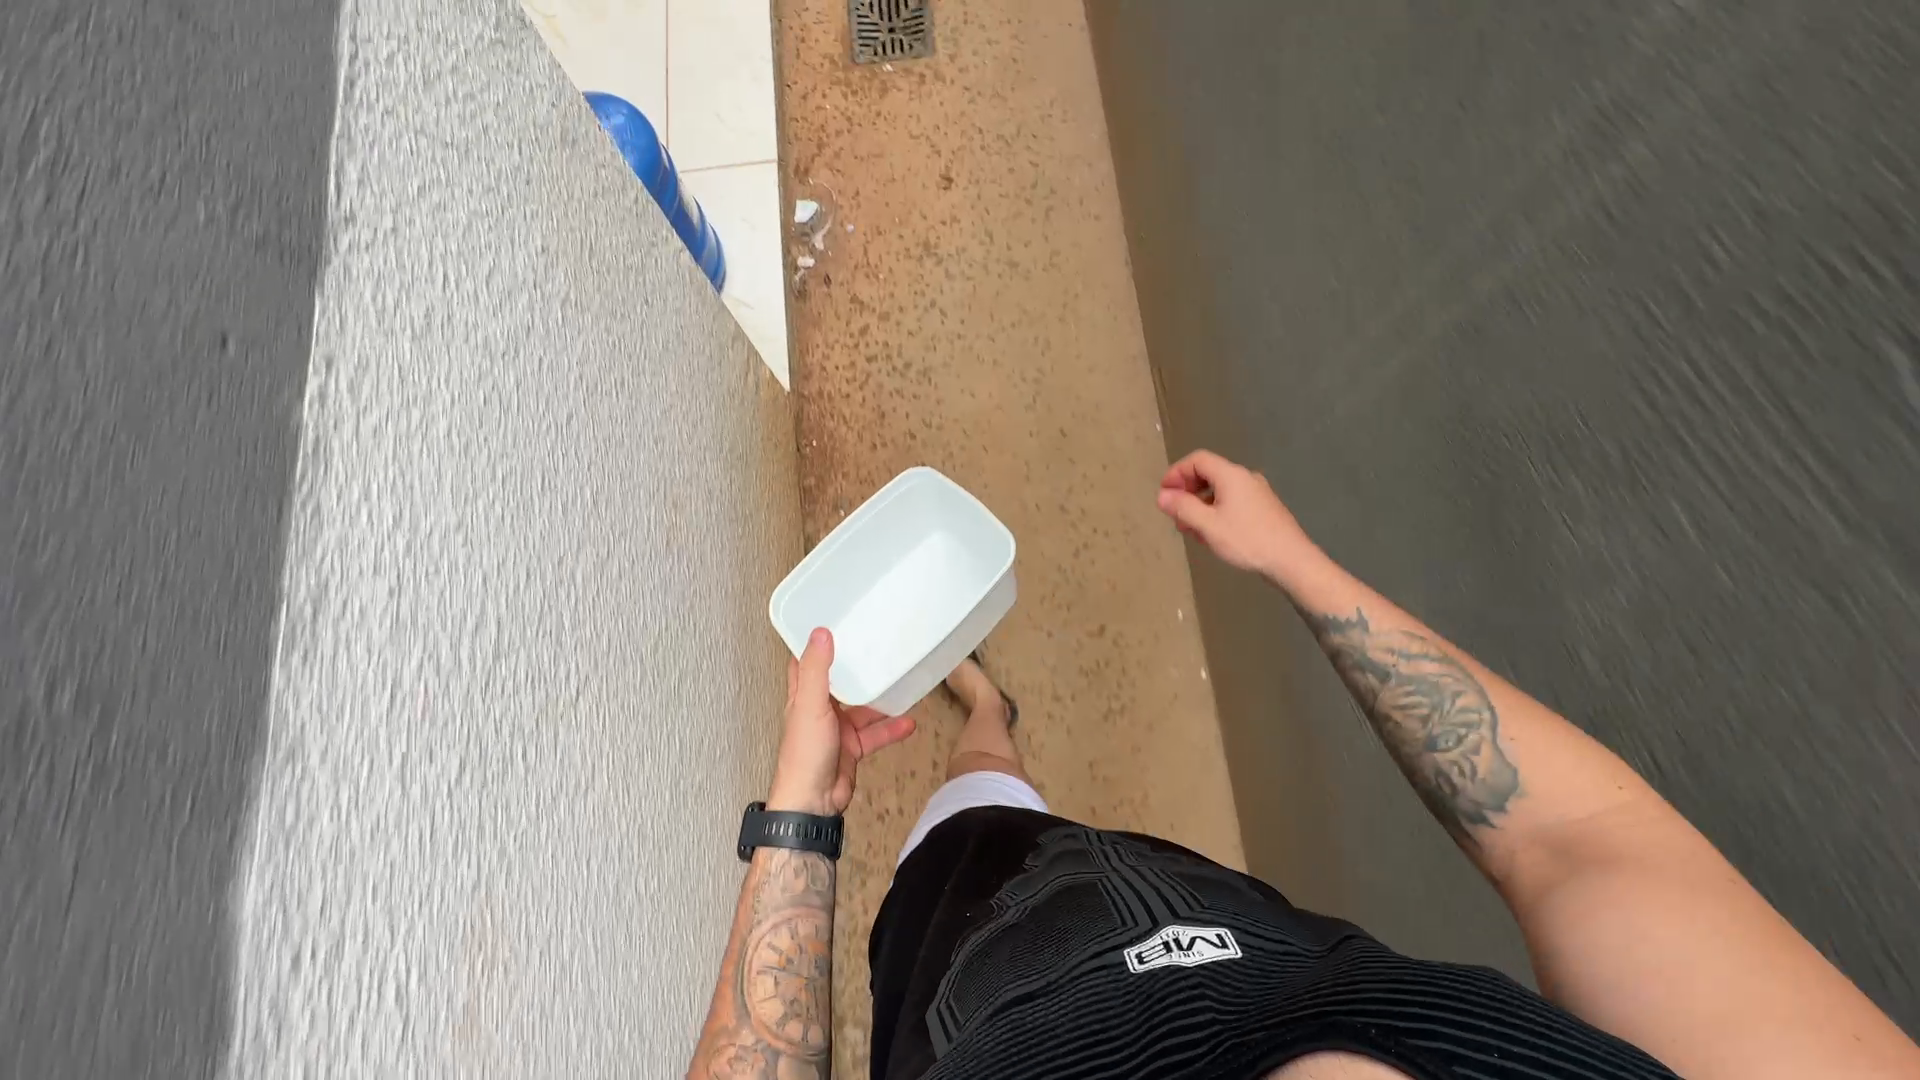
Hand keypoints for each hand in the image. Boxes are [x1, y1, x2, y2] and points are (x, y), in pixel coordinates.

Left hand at [767, 628, 916, 816]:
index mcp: (802, 696)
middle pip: (838, 682)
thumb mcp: (810, 705)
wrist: (814, 802)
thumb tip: (820, 633)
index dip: (816, 644)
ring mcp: (836, 729)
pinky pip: (875, 733)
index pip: (805, 662)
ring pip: (862, 708)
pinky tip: (908, 721)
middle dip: (855, 667)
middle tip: (877, 647)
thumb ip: (816, 670)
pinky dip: (891, 728)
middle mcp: (818, 710)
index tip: (833, 623)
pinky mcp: (852, 748)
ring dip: (879, 699)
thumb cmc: (804, 756)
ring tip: (901, 682)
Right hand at [1157, 449, 1318, 576]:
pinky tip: (1212, 534)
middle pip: (1208, 473)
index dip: (1176, 473)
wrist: (1291, 561)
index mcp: (1231, 475)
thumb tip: (1162, 495)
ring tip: (1190, 530)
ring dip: (1199, 505)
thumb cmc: (1247, 540)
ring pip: (1219, 490)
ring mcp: (1257, 493)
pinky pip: (1232, 501)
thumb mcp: (1208, 525)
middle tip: (1174, 515)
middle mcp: (1245, 478)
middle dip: (1187, 492)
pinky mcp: (1263, 508)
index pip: (1197, 460)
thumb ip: (1182, 507)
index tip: (1164, 495)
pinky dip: (1215, 511)